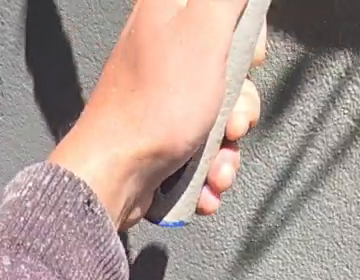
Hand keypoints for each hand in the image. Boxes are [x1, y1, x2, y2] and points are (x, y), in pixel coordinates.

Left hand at [48, 0, 265, 229]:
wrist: (114, 177)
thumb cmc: (152, 108)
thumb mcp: (204, 30)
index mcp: (170, 12)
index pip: (227, 11)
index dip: (246, 38)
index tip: (245, 61)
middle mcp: (165, 54)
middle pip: (230, 73)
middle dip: (240, 108)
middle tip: (231, 124)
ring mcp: (163, 101)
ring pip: (219, 119)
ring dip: (227, 151)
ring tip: (215, 167)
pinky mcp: (161, 140)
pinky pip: (201, 152)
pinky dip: (208, 171)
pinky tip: (204, 182)